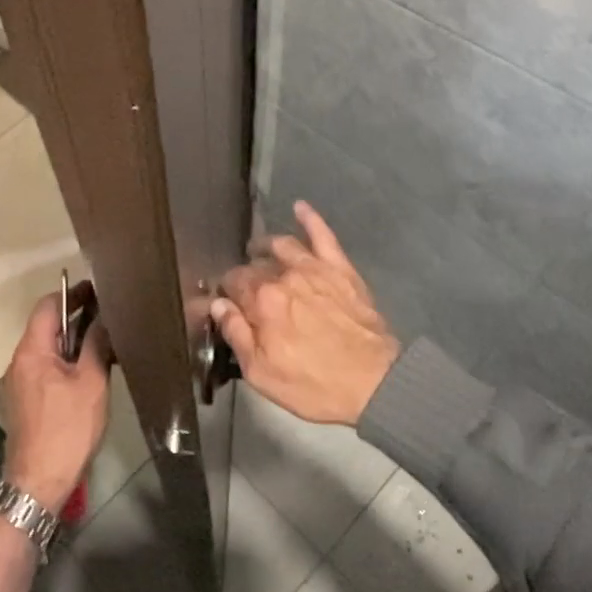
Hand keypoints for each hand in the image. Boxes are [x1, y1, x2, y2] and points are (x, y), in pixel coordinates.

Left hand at [1, 292, 111, 509]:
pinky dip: (64, 362)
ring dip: (71, 342)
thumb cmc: (67, 429)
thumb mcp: (90, 384)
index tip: (97, 291)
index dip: (72, 294)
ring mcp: (18, 382)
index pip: (48, 306)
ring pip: (46, 349)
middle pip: (45, 327)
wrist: (38, 481)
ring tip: (102, 341)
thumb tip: (102, 319)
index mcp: (32, 351)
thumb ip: (95, 346)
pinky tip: (87, 371)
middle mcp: (19, 361)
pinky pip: (44, 368)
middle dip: (74, 318)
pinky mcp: (24, 401)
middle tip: (106, 315)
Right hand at [212, 201, 399, 425]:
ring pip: (282, 246)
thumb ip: (236, 335)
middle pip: (255, 266)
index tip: (226, 303)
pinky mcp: (341, 269)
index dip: (226, 292)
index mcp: (261, 302)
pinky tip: (300, 207)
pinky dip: (310, 219)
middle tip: (245, 289)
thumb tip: (217, 305)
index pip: (233, 284)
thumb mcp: (261, 373)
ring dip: (266, 246)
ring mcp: (314, 269)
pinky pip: (323, 236)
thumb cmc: (312, 385)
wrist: (374, 384)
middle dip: (246, 275)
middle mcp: (283, 276)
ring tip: (259, 250)